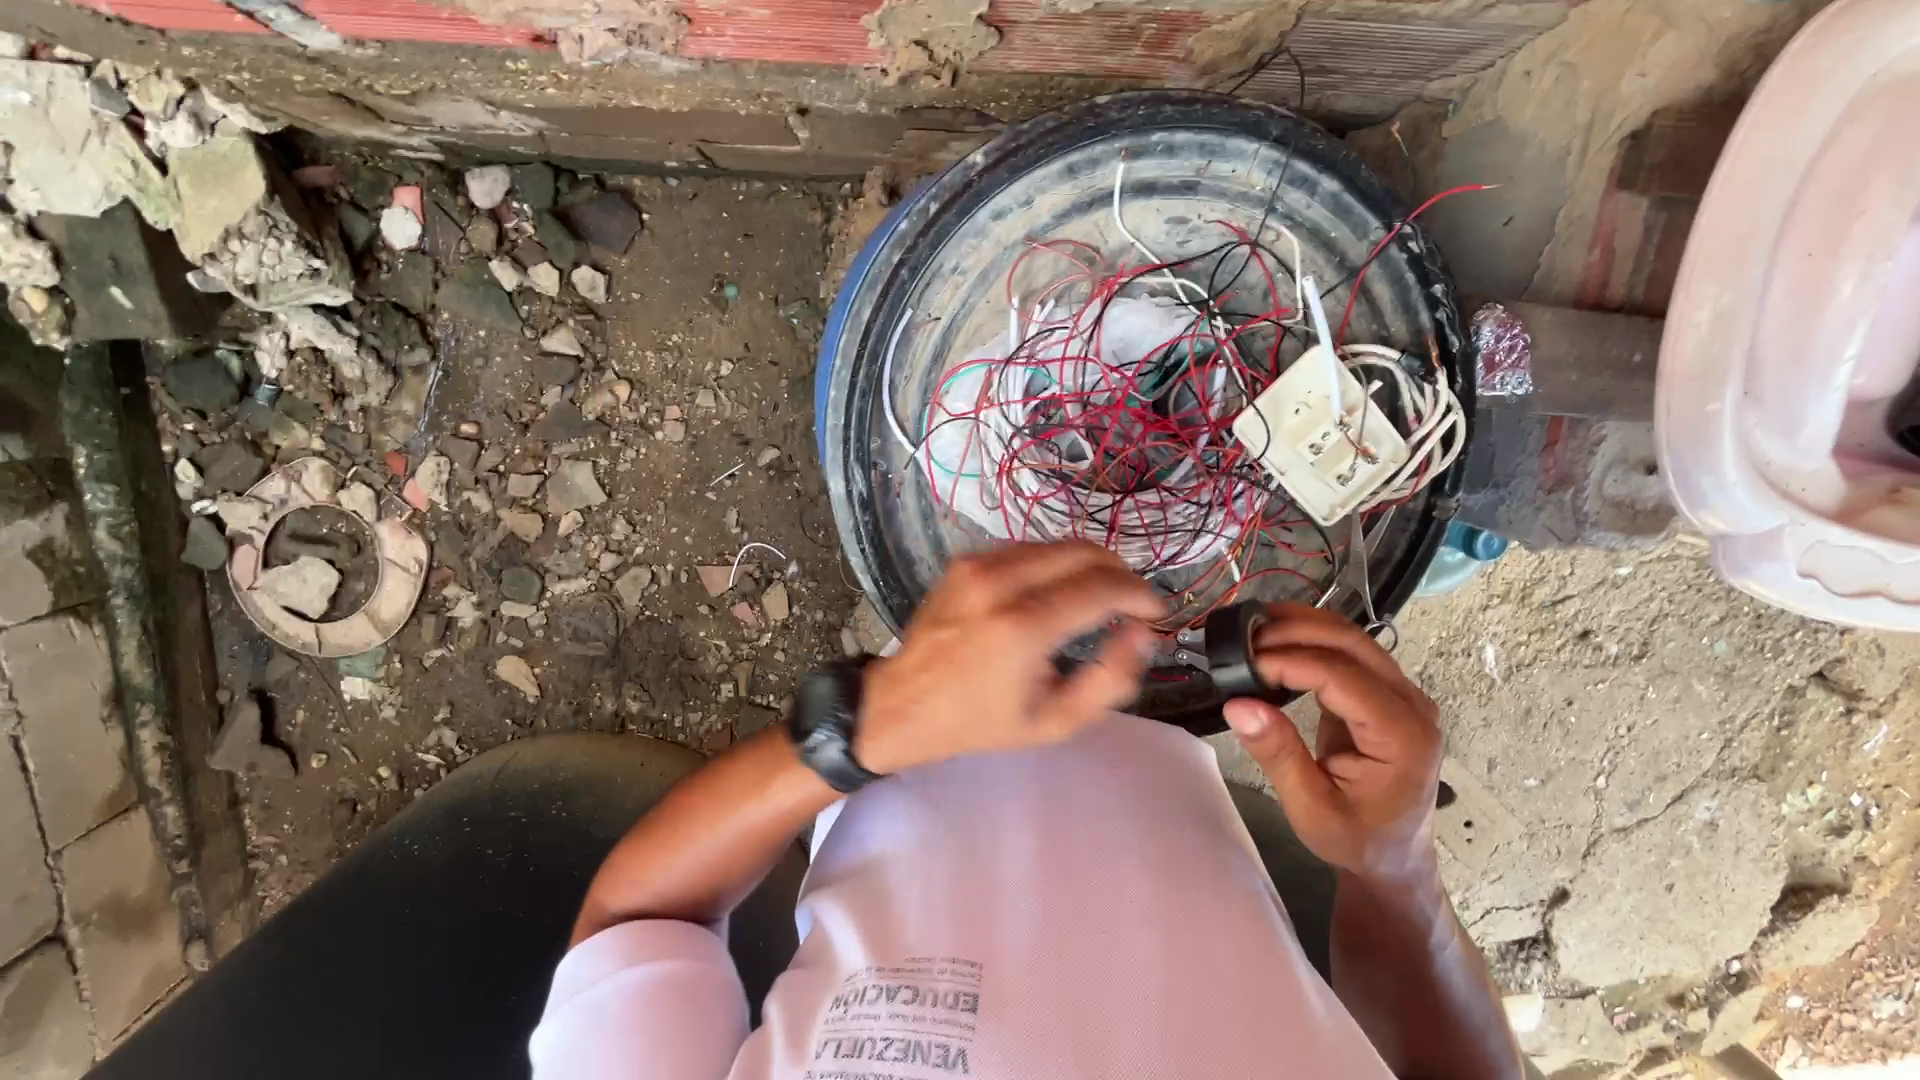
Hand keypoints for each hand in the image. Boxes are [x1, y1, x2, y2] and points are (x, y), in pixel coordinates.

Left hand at [853, 541, 1164, 773]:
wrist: (902, 703)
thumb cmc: (981, 722)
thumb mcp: (1055, 721)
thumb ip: (1110, 679)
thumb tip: (1144, 634)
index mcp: (1023, 627)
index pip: (1101, 587)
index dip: (1139, 594)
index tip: (1155, 611)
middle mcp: (1000, 583)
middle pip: (1084, 552)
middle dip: (1120, 573)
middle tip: (1132, 602)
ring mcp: (978, 565)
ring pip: (1058, 545)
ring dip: (1090, 565)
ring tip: (1102, 597)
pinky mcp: (966, 560)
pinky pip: (1028, 549)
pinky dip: (1056, 564)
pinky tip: (1059, 591)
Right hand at [1221, 603, 1441, 882]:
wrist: (1393, 856)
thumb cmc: (1355, 838)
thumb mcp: (1310, 808)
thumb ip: (1278, 754)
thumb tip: (1238, 704)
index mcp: (1401, 736)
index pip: (1342, 676)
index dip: (1291, 662)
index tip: (1245, 664)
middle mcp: (1411, 706)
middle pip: (1353, 644)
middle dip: (1296, 630)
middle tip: (1244, 635)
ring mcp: (1403, 696)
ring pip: (1353, 639)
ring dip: (1303, 625)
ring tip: (1254, 626)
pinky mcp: (1386, 693)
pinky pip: (1350, 652)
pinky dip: (1312, 639)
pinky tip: (1277, 639)